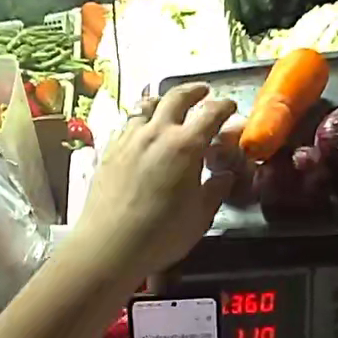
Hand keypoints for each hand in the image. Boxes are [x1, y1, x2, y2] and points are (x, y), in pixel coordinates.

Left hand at [69, 83, 234, 286]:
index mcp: (186, 145)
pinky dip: (137, 120)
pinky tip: (138, 131)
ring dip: (161, 101)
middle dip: (193, 91)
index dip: (224, 107)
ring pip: (145, 106)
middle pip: (176, 97)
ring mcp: (128, 140)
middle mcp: (156, 133)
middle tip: (202, 92)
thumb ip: (214, 191)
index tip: (230, 107)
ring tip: (166, 105)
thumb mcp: (199, 217)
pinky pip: (125, 125)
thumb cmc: (160, 235)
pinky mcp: (107, 152)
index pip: (211, 113)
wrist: (108, 245)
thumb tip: (224, 177)